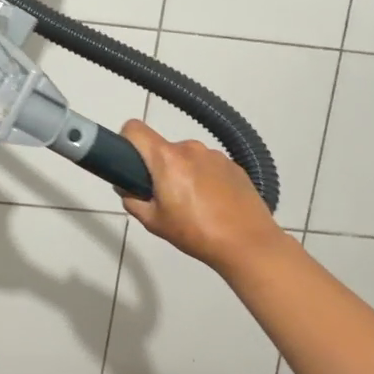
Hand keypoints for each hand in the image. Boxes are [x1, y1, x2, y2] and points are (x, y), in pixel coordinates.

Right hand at [118, 120, 290, 269]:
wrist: (248, 243)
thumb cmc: (195, 232)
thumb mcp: (153, 222)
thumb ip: (132, 200)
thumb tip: (128, 188)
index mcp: (166, 159)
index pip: (134, 129)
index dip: (126, 141)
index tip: (129, 162)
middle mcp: (190, 148)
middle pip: (162, 148)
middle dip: (157, 166)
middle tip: (163, 196)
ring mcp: (215, 155)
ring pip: (186, 157)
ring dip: (182, 172)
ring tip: (192, 203)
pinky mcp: (234, 165)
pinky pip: (208, 165)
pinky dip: (203, 177)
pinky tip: (213, 202)